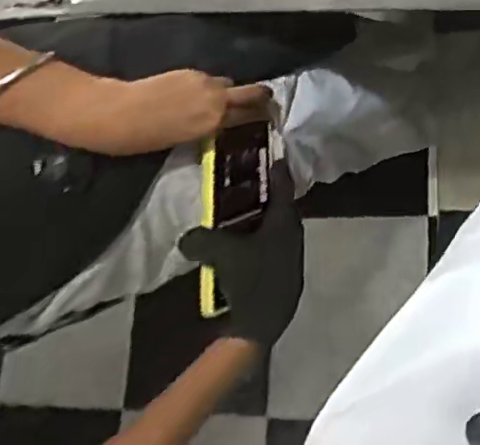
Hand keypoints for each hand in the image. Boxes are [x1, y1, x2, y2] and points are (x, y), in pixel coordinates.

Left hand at [70, 72, 271, 155]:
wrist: (116, 112)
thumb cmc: (143, 138)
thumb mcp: (182, 139)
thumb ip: (206, 126)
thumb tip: (217, 121)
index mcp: (214, 121)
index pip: (250, 114)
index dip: (264, 114)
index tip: (272, 115)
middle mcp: (215, 98)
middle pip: (250, 92)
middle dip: (260, 96)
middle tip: (265, 101)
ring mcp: (203, 81)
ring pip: (226, 84)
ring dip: (226, 92)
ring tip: (216, 102)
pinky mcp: (190, 72)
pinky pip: (207, 80)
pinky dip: (206, 87)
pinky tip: (192, 96)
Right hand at [178, 161, 303, 346]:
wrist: (263, 326)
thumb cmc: (251, 281)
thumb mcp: (222, 255)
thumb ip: (202, 239)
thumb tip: (186, 236)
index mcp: (285, 220)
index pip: (283, 184)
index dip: (278, 168)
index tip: (274, 153)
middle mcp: (293, 231)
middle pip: (280, 204)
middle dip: (265, 193)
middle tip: (247, 183)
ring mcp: (291, 252)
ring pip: (276, 225)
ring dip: (261, 218)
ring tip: (239, 213)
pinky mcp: (285, 270)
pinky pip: (272, 243)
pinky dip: (260, 237)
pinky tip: (243, 244)